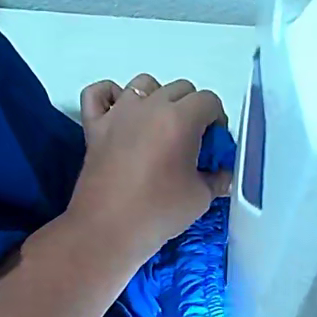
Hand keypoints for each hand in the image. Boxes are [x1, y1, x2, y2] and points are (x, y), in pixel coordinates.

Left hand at [65, 73, 230, 258]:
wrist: (107, 230)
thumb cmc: (158, 213)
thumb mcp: (200, 198)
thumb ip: (216, 179)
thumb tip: (222, 175)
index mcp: (180, 119)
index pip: (209, 101)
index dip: (217, 122)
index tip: (212, 147)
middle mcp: (149, 106)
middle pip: (179, 89)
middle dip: (191, 110)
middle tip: (190, 142)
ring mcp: (118, 113)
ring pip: (143, 85)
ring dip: (156, 99)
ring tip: (157, 128)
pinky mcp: (94, 127)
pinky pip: (98, 94)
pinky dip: (109, 97)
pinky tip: (118, 115)